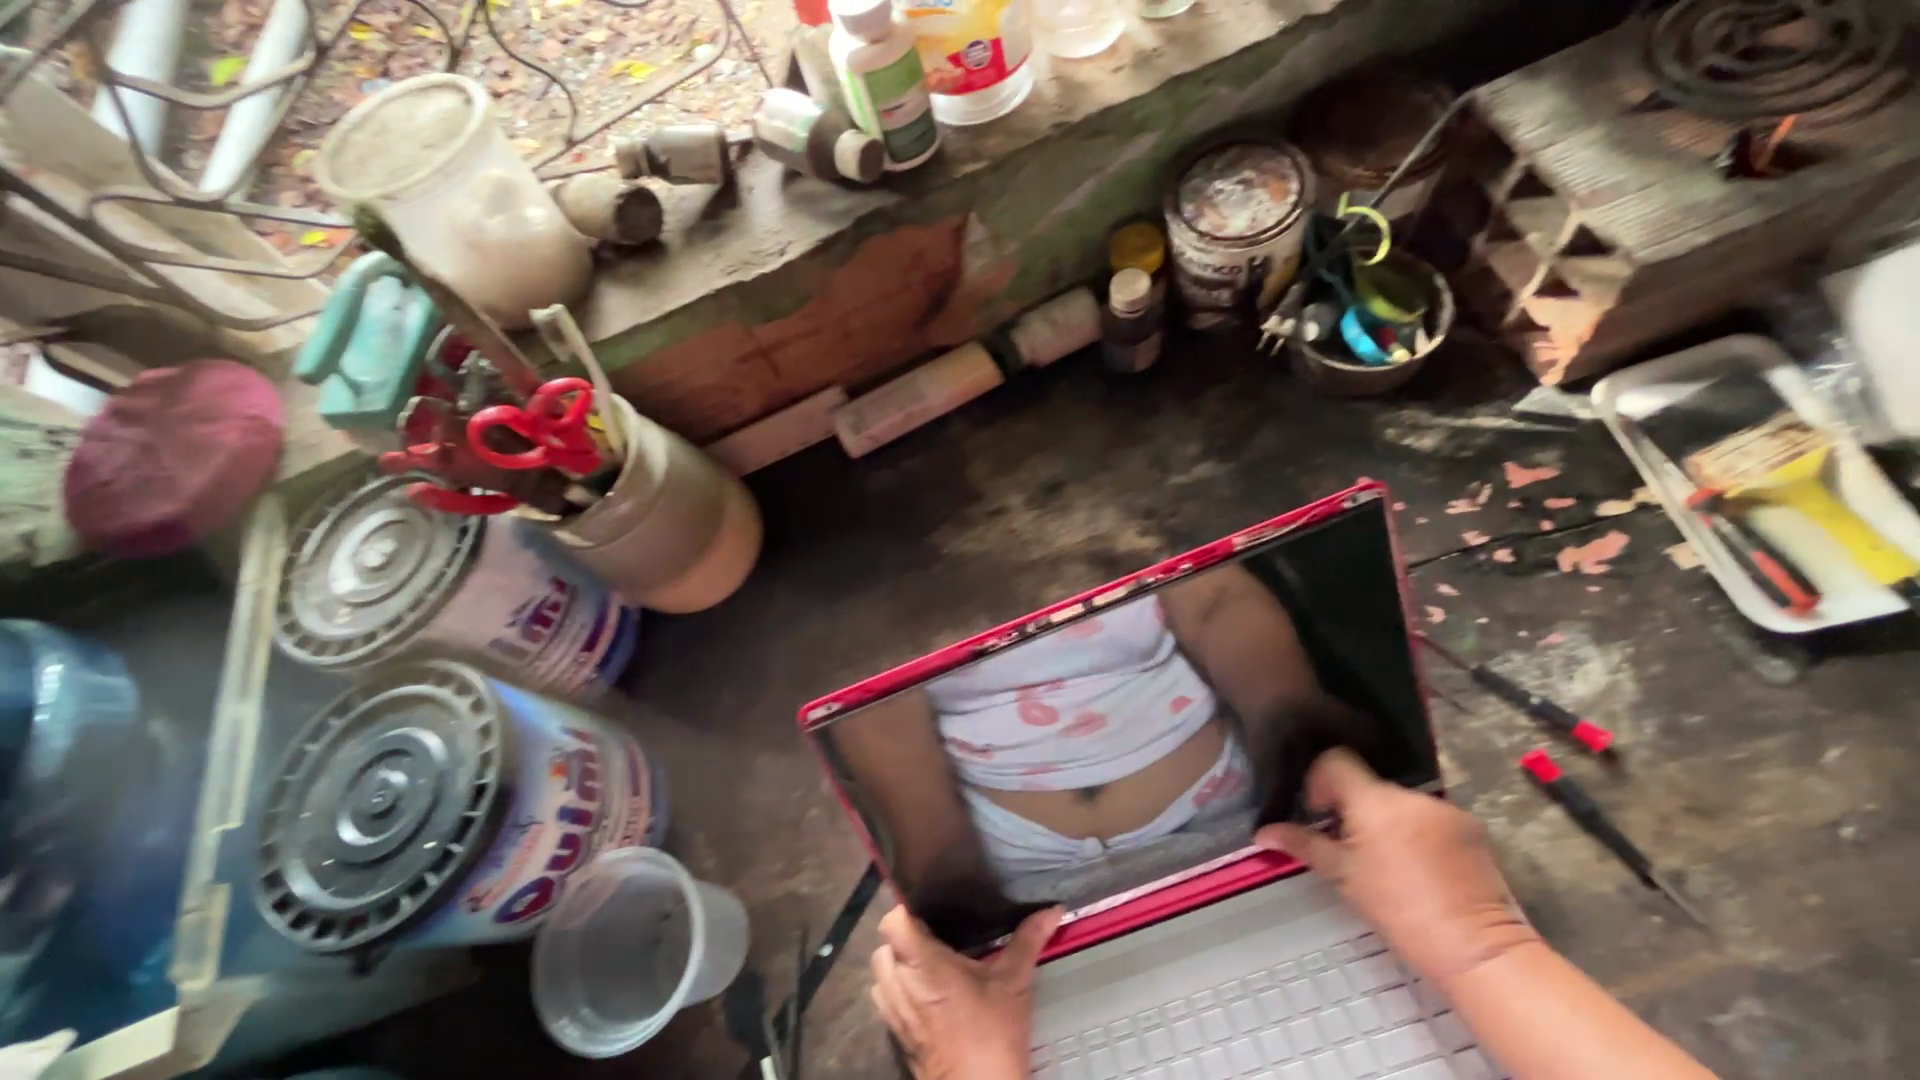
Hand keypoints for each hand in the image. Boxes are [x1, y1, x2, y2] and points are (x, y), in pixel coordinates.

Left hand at [869, 904, 1063, 1079]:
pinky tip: (924, 990)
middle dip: (905, 935)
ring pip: (881, 970)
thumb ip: (1029, 939)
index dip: (907, 910)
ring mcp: (893, 1009)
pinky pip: (885, 996)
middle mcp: (900, 982)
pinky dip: (898, 987)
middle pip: (885, 942)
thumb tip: (1053, 909)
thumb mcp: (1014, 982)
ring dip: (898, 961)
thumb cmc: (993, 1033)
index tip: (931, 909)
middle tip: (937, 934)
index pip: (894, 921)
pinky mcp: (894, 1031)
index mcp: (923, 964)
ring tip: (929, 960)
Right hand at [1254, 748, 1538, 986]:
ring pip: (1401, 803)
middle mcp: (1411, 795)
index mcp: (1374, 801)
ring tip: (1390, 861)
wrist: (1474, 946)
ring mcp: (1446, 809)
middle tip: (1351, 847)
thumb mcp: (1343, 876)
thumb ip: (1303, 845)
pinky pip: (1432, 817)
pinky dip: (1420, 832)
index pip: (1336, 760)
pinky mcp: (1471, 827)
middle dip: (1355, 808)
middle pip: (1369, 785)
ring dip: (1388, 821)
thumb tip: (1263, 832)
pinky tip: (1422, 867)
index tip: (1320, 812)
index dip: (1320, 780)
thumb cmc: (1398, 910)